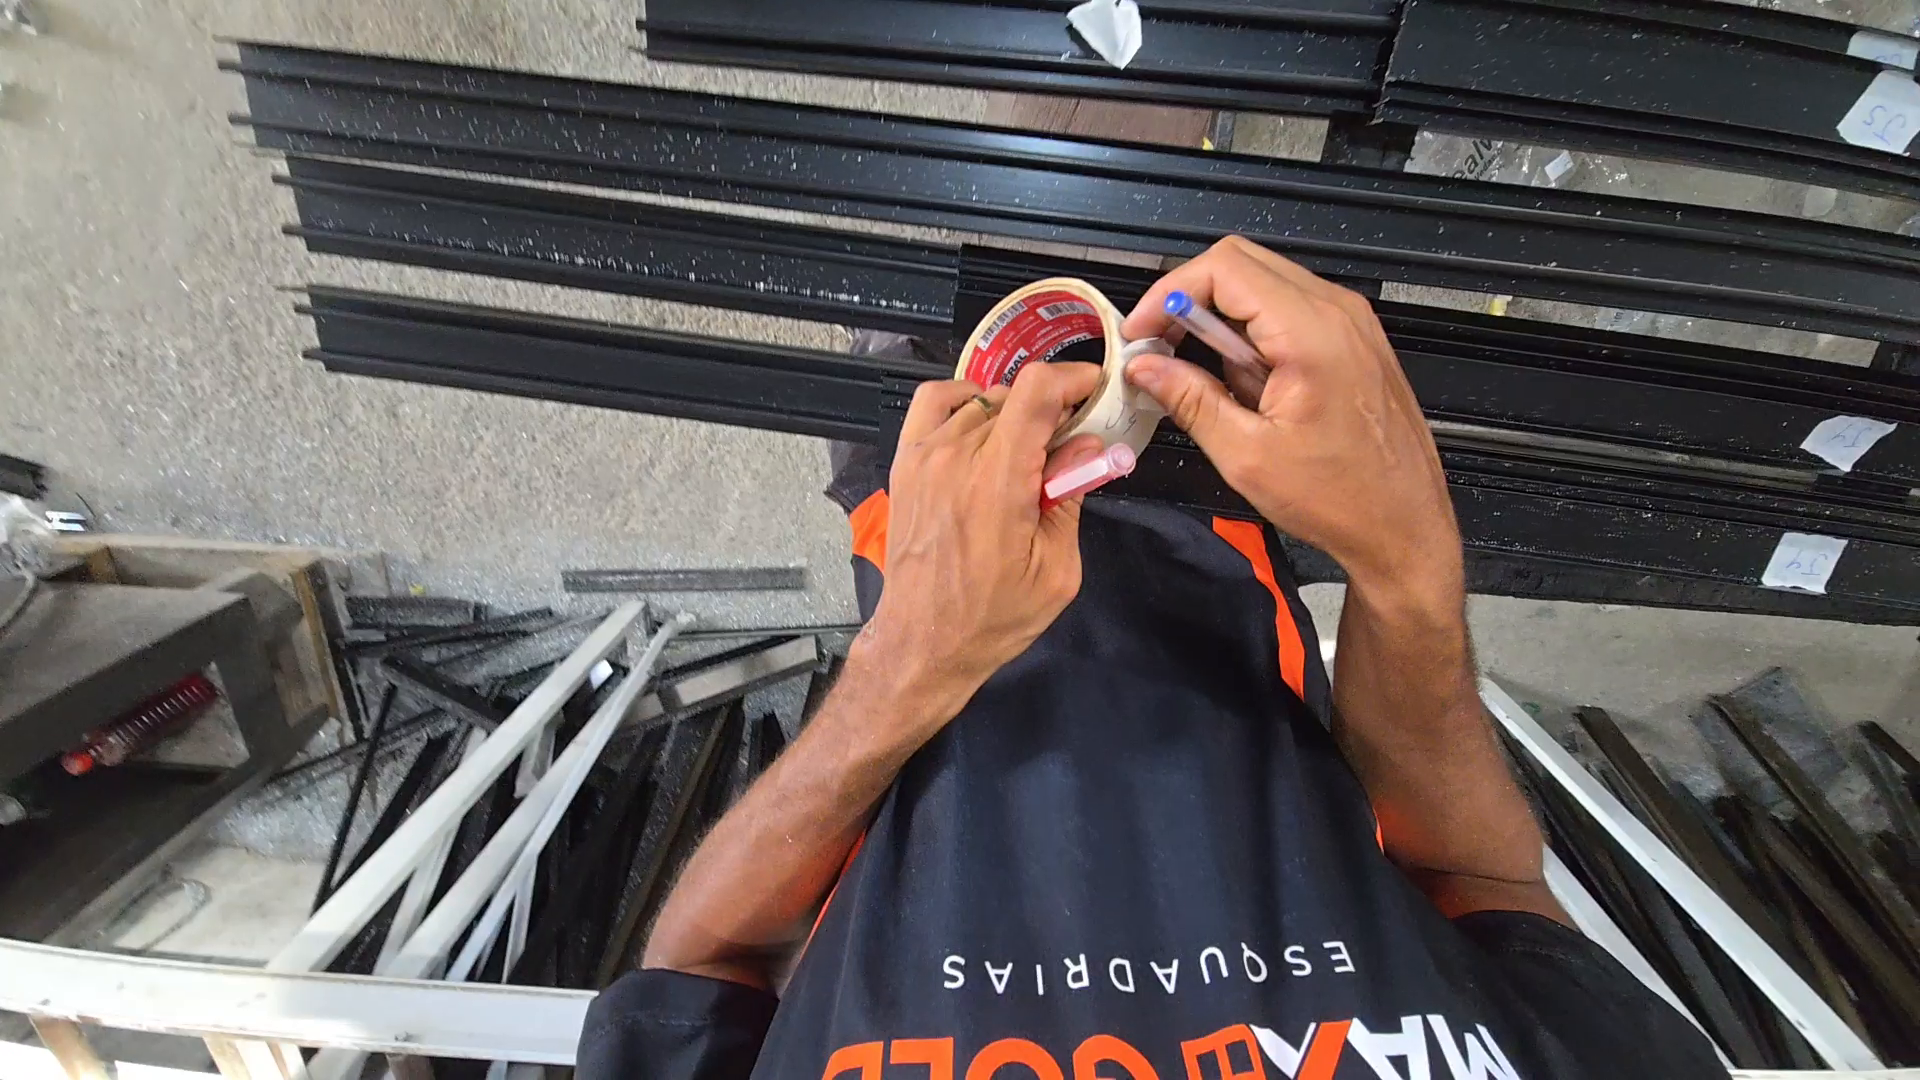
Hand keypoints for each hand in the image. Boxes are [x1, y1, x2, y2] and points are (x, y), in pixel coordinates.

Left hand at [854, 362, 1105, 737]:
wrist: (922, 642)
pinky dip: (964, 401)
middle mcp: (955, 456)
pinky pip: (933, 403)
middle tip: (1069, 445)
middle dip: (1051, 409)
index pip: (1037, 390)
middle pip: (1013, 394)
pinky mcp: (905, 464)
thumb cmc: (992, 617)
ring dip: (1012, 413)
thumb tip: (1086, 444)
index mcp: (997, 480)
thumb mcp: (1056, 570)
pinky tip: (981, 426)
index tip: (1095, 393)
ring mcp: (923, 456)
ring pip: (980, 400)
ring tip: (1027, 448)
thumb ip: (1069, 497)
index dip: (1074, 379)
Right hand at [1120, 237, 1461, 603]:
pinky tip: (1236, 384)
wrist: (1403, 525)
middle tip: (1155, 349)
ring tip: (1193, 375)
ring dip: (1213, 320)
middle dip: (1185, 300)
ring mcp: (1347, 323)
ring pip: (1260, 286)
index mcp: (1311, 332)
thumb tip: (1145, 368)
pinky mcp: (1348, 342)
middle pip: (1240, 264)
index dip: (1168, 294)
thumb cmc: (1337, 498)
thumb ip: (1189, 400)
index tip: (1140, 334)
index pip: (1224, 269)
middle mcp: (1336, 312)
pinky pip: (1283, 313)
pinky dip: (1244, 335)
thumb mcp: (1245, 455)